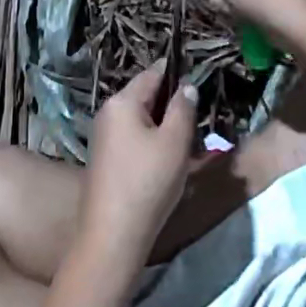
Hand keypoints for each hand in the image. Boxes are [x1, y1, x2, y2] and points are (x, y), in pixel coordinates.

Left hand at [83, 61, 196, 258]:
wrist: (113, 233)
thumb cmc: (147, 181)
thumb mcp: (174, 142)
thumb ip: (183, 109)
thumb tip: (187, 86)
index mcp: (122, 101)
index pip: (152, 74)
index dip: (175, 73)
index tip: (198, 78)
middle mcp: (108, 112)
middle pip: (146, 97)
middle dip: (173, 105)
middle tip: (200, 119)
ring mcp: (104, 135)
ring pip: (142, 120)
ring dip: (166, 127)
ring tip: (192, 143)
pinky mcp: (106, 157)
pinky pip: (134, 138)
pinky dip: (154, 142)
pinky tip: (171, 160)